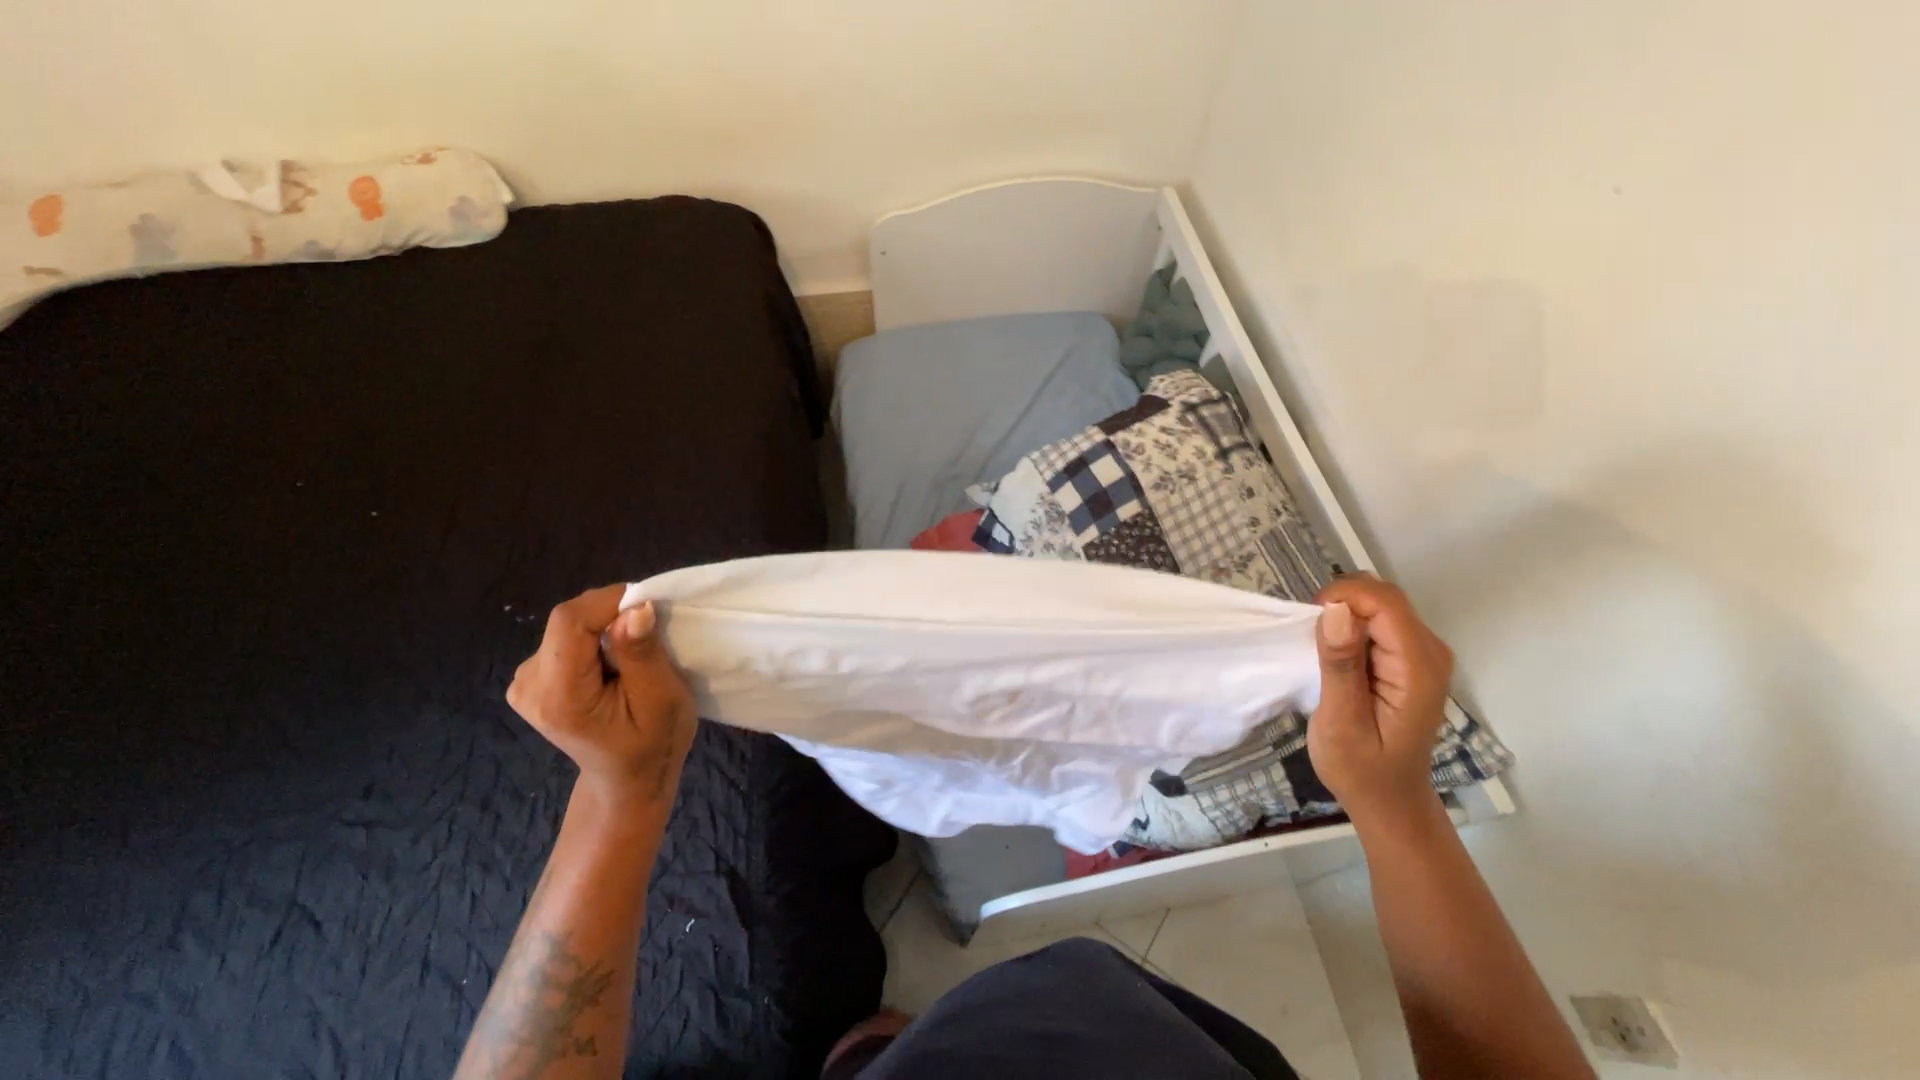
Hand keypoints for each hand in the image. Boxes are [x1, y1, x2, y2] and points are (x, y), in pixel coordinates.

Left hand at [507, 585, 697, 807]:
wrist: (628, 779)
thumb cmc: (653, 744)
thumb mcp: (661, 700)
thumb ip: (642, 654)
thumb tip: (634, 609)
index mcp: (558, 696)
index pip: (570, 621)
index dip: (610, 602)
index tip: (649, 611)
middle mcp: (528, 684)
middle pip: (568, 621)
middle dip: (611, 617)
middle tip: (648, 640)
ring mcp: (524, 681)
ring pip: (568, 626)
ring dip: (605, 628)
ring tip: (631, 659)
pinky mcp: (530, 677)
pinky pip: (564, 637)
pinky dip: (594, 639)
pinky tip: (611, 666)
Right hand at [1307, 575, 1452, 824]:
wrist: (1388, 800)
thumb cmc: (1360, 769)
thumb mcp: (1341, 723)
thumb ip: (1341, 666)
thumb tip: (1336, 611)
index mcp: (1417, 670)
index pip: (1384, 603)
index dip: (1343, 598)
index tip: (1308, 622)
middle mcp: (1431, 653)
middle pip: (1386, 597)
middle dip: (1342, 602)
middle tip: (1309, 636)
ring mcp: (1425, 655)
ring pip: (1383, 605)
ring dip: (1346, 613)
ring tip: (1319, 647)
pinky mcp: (1412, 659)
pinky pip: (1382, 621)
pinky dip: (1353, 625)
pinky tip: (1336, 653)